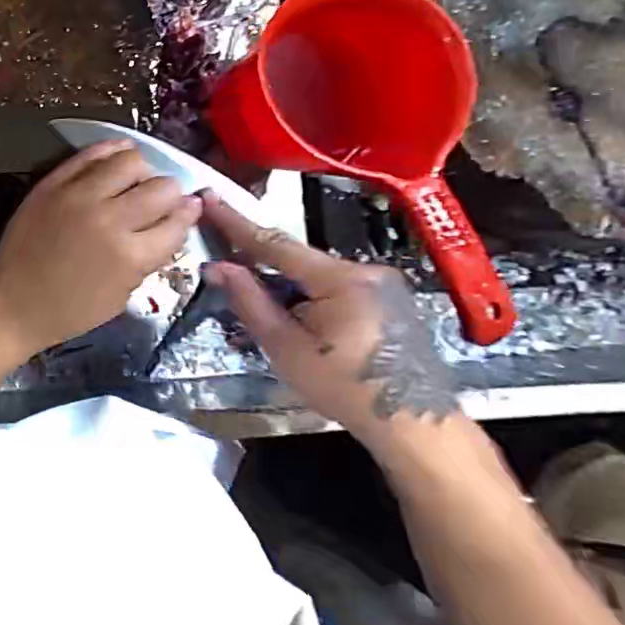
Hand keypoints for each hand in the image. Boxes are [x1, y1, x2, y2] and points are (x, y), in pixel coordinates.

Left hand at [0, 140, 202, 352]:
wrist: (13, 304)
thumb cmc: (71, 310)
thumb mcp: (122, 295)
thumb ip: (149, 258)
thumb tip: (172, 225)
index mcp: (130, 255)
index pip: (176, 222)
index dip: (188, 214)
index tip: (190, 208)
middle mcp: (109, 219)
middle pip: (161, 187)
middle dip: (171, 192)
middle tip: (164, 197)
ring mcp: (79, 197)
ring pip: (129, 161)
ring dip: (143, 169)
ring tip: (138, 177)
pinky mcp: (53, 184)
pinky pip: (90, 155)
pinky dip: (110, 151)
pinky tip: (118, 155)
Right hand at [200, 194, 462, 457]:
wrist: (415, 427)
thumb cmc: (345, 389)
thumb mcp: (286, 348)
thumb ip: (251, 302)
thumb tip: (218, 267)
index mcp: (340, 278)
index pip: (276, 243)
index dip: (237, 222)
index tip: (209, 198)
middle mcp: (365, 268)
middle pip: (298, 257)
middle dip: (263, 262)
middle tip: (228, 265)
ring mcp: (383, 281)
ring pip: (318, 272)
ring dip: (290, 283)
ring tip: (275, 314)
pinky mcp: (390, 297)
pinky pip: (338, 284)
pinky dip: (313, 293)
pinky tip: (306, 321)